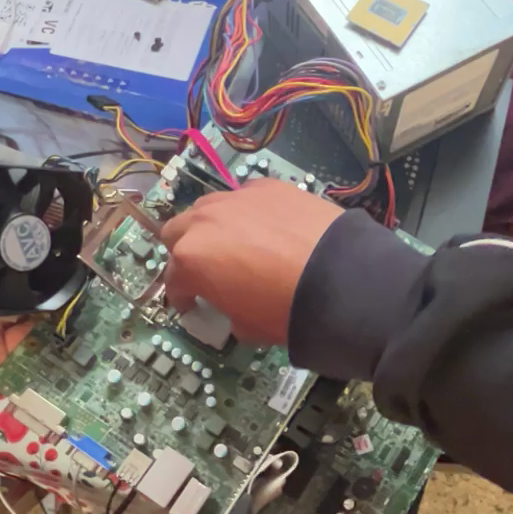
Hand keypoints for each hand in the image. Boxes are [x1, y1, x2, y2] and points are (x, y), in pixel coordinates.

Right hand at [161, 179, 342, 345]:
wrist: (339, 277)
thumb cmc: (285, 309)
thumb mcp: (247, 327)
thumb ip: (227, 312)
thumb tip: (232, 306)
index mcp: (191, 259)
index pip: (173, 279)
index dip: (181, 296)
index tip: (192, 305)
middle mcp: (204, 221)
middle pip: (177, 231)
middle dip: (185, 251)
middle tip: (207, 269)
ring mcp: (236, 198)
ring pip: (208, 208)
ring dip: (213, 226)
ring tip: (236, 243)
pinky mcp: (268, 186)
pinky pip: (245, 197)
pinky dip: (248, 212)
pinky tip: (268, 227)